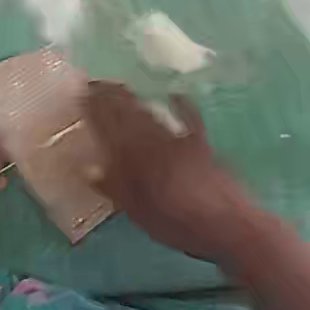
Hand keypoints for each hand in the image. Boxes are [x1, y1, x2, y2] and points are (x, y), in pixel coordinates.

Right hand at [83, 81, 251, 262]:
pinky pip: (188, 118)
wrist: (228, 226)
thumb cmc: (175, 223)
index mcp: (132, 156)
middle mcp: (152, 141)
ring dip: (133, 98)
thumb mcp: (135, 211)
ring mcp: (178, 140)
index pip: (107, 124)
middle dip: (110, 96)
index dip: (93, 108)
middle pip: (127, 112)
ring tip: (119, 87)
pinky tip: (174, 94)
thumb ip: (112, 187)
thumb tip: (87, 168)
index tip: (81, 94)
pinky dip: (180, 105)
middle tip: (95, 83)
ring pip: (150, 113)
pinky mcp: (200, 144)